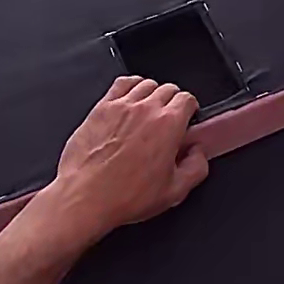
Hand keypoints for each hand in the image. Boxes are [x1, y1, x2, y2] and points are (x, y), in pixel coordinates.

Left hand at [24, 76, 209, 255]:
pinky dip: (131, 86)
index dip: (190, 108)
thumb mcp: (174, 191)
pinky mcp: (101, 108)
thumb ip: (197, 168)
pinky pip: (121, 84)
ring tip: (151, 108)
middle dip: (173, 101)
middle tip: (170, 118)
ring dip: (153, 93)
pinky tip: (131, 97)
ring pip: (146, 84)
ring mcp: (122, 106)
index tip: (187, 119)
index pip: (187, 99)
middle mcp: (147, 109)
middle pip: (169, 88)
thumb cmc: (124, 195)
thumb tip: (199, 154)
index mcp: (169, 124)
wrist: (84, 199)